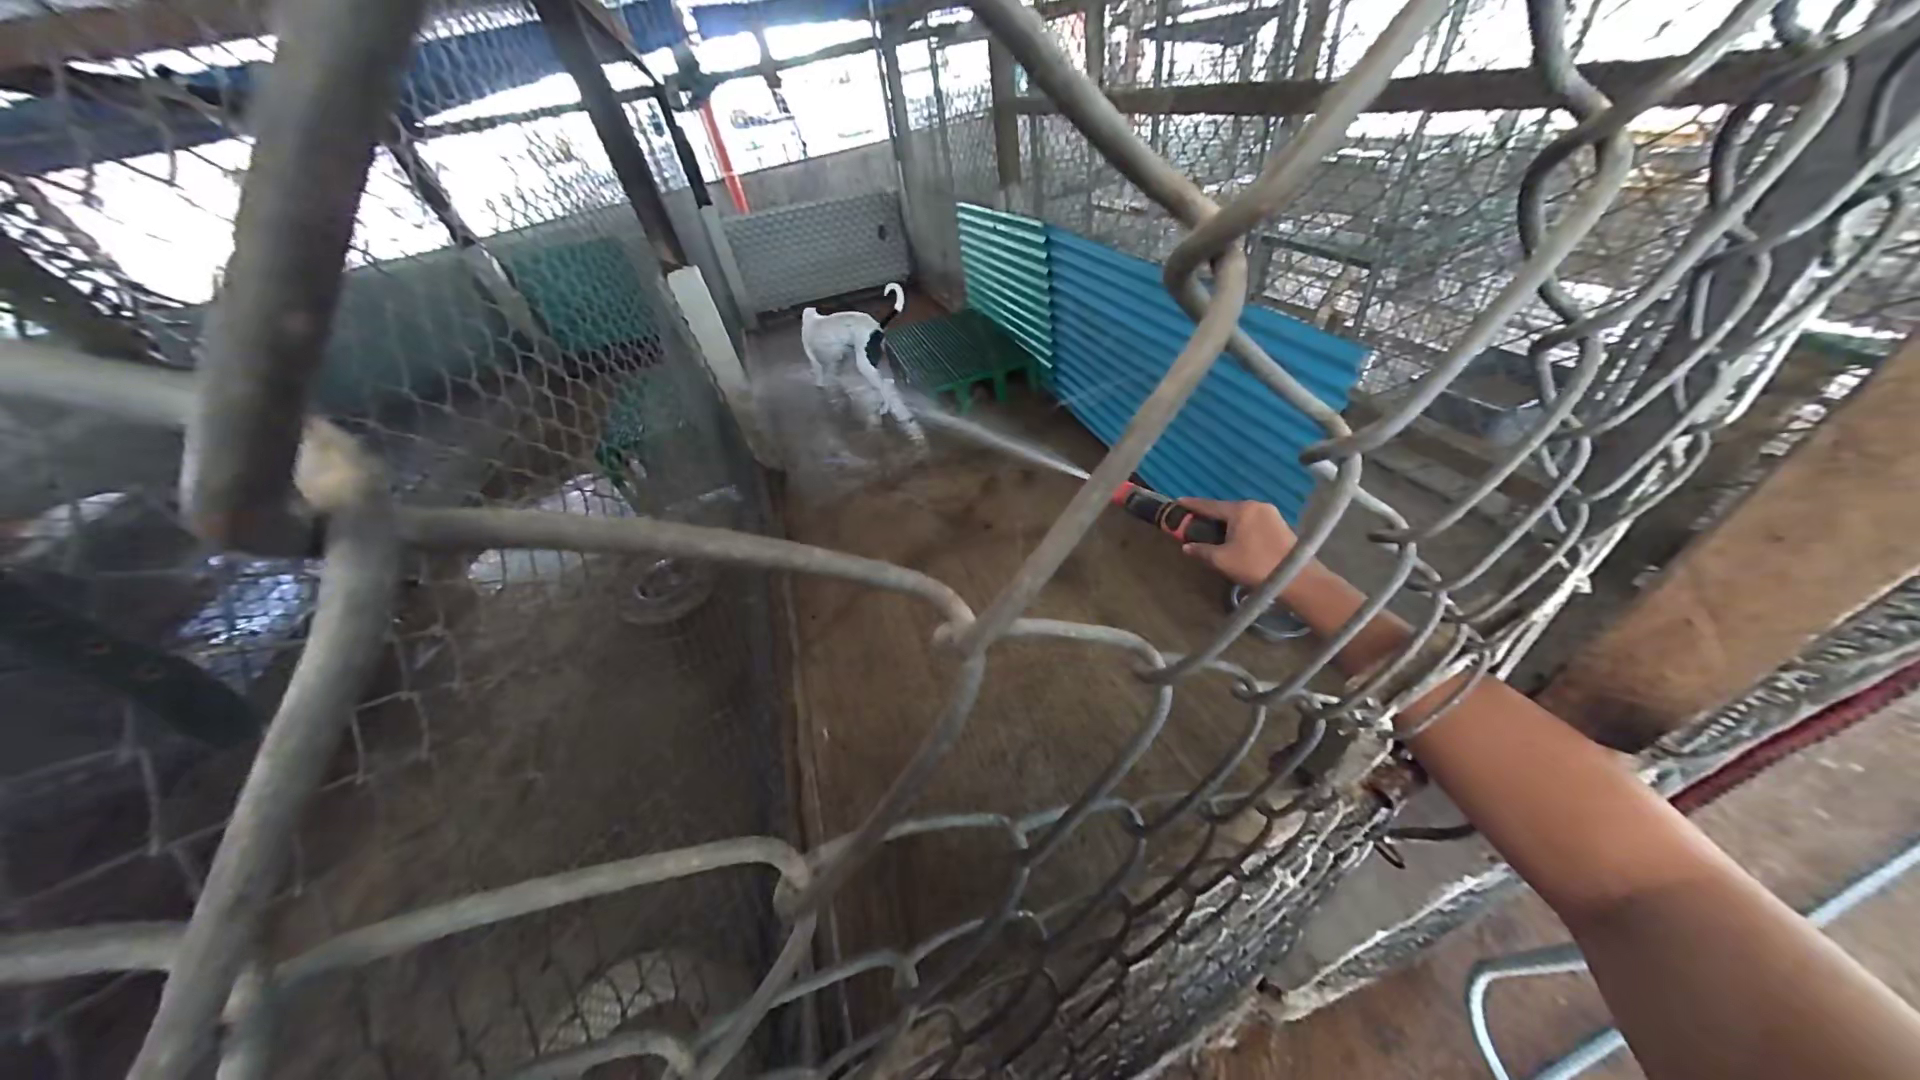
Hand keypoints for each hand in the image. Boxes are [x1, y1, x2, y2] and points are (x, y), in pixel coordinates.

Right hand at [1176, 498, 1297, 588]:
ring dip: (1226, 522)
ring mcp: (1271, 514)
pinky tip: (1234, 537)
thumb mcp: (1222, 560)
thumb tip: (1187, 547)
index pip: (1210, 505)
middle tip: (1194, 522)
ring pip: (1240, 515)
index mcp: (1241, 510)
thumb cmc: (1256, 566)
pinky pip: (1252, 521)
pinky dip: (1240, 527)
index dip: (1192, 505)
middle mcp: (1256, 506)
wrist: (1297, 579)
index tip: (1178, 502)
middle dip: (1210, 515)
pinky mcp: (1280, 524)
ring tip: (1212, 531)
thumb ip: (1201, 550)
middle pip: (1226, 508)